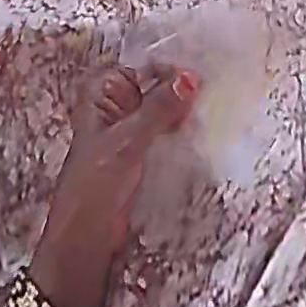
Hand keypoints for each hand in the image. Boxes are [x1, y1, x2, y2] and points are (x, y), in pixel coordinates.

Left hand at [30, 65, 197, 306]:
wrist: (85, 242)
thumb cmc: (95, 186)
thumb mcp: (127, 142)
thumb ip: (159, 108)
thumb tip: (191, 77)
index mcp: (104, 88)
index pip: (146, 64)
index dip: (175, 66)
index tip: (207, 68)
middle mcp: (118, 100)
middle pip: (158, 82)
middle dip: (185, 85)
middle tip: (220, 82)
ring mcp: (133, 123)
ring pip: (166, 105)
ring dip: (187, 106)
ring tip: (219, 100)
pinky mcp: (145, 146)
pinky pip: (169, 126)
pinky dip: (185, 125)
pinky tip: (208, 123)